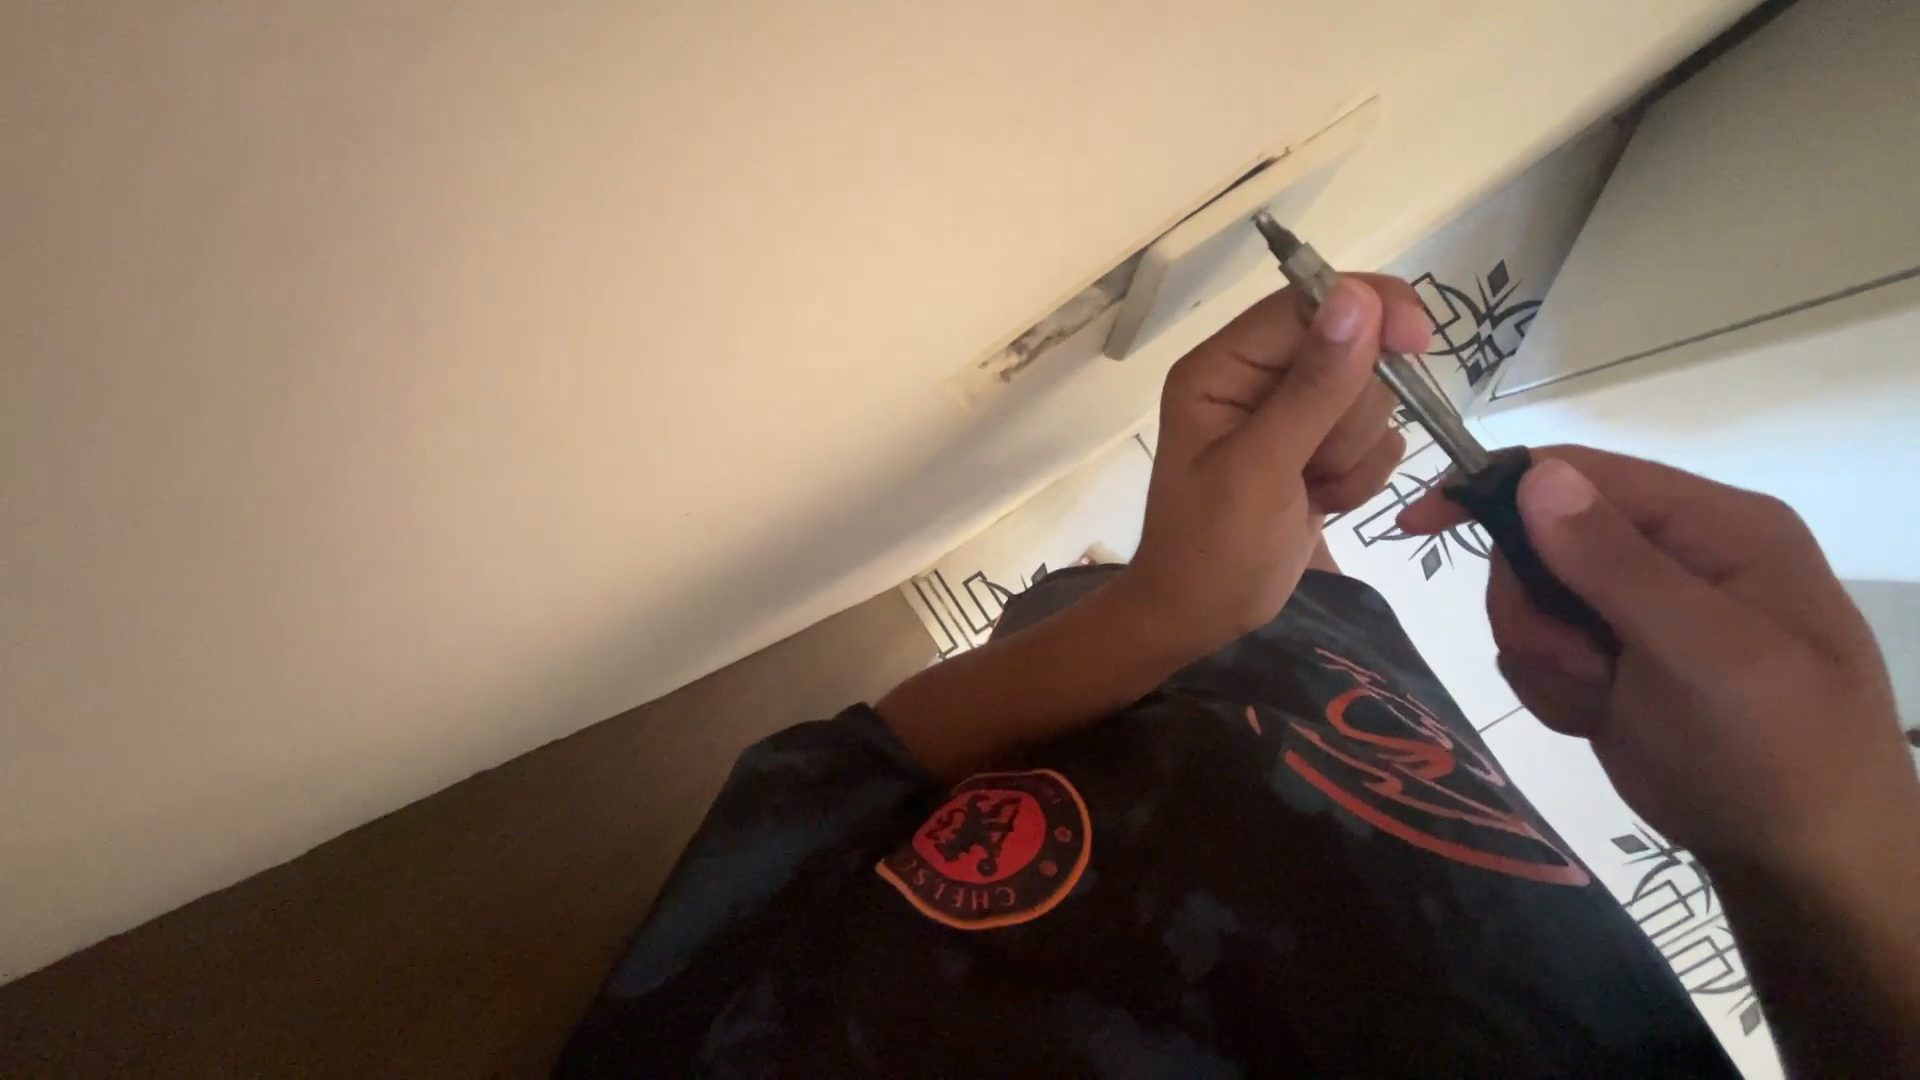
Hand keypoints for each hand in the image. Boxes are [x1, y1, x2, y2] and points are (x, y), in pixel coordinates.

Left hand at [1120, 275, 1431, 651]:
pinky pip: (1374, 440)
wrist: (1204, 614)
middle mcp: (1253, 380)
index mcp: (1221, 368)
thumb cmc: (1212, 548)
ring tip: (1305, 489)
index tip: (1414, 344)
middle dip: (1347, 416)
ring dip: (1350, 453)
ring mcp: (1287, 415)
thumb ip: (1312, 387)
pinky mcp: (1314, 449)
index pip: (1308, 303)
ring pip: (1371, 398)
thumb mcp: (1258, 468)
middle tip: (1307, 464)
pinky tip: (1317, 504)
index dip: (1368, 313)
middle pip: (1352, 350)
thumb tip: (1358, 297)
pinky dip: (1356, 477)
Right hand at [1399, 447, 1919, 875]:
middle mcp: (1669, 552)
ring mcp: (1633, 603)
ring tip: (1598, 693)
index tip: (1418, 525)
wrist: (1792, 857)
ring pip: (1522, 597)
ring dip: (1540, 653)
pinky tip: (1596, 711)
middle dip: (1530, 607)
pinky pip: (1529, 643)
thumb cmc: (1772, 749)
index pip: (1575, 473)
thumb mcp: (1700, 652)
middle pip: (1533, 540)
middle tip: (1573, 659)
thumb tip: (1536, 475)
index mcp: (1711, 526)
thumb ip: (1614, 562)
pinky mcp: (1605, 647)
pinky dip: (1546, 682)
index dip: (1491, 489)